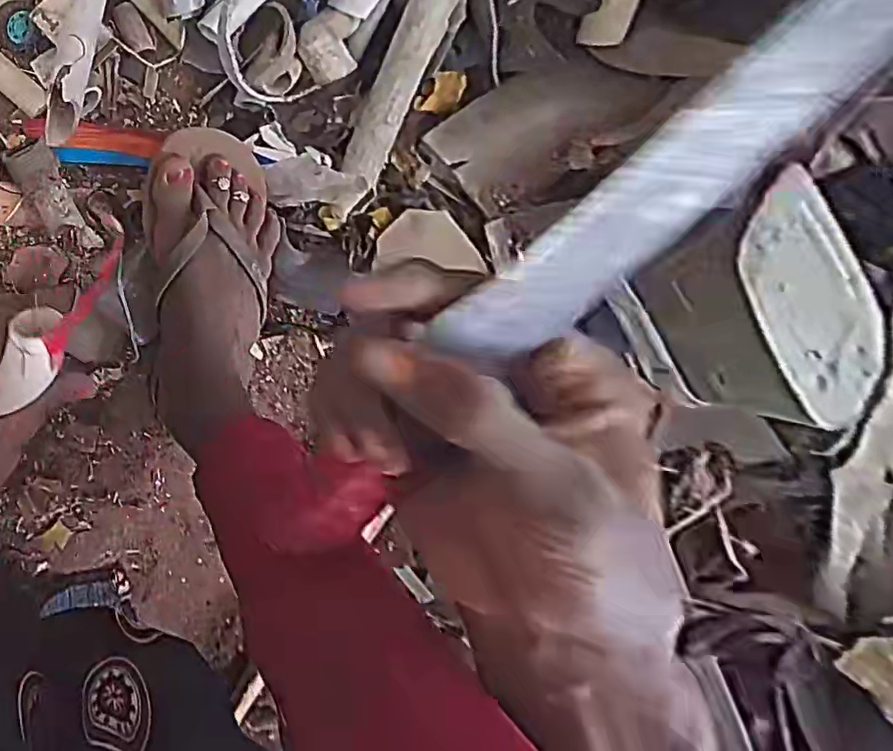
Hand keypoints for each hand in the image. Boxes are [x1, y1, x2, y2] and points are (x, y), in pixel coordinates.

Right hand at [311, 265, 709, 748]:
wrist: (553, 634)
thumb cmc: (591, 560)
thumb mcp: (552, 484)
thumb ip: (472, 412)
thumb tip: (379, 352)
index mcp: (548, 361)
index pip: (473, 295)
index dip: (412, 288)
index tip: (358, 302)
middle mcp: (482, 364)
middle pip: (393, 323)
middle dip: (370, 374)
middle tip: (378, 437)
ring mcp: (429, 395)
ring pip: (354, 358)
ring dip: (349, 404)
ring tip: (375, 459)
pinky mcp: (389, 425)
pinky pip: (336, 394)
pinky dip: (333, 420)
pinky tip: (354, 458)